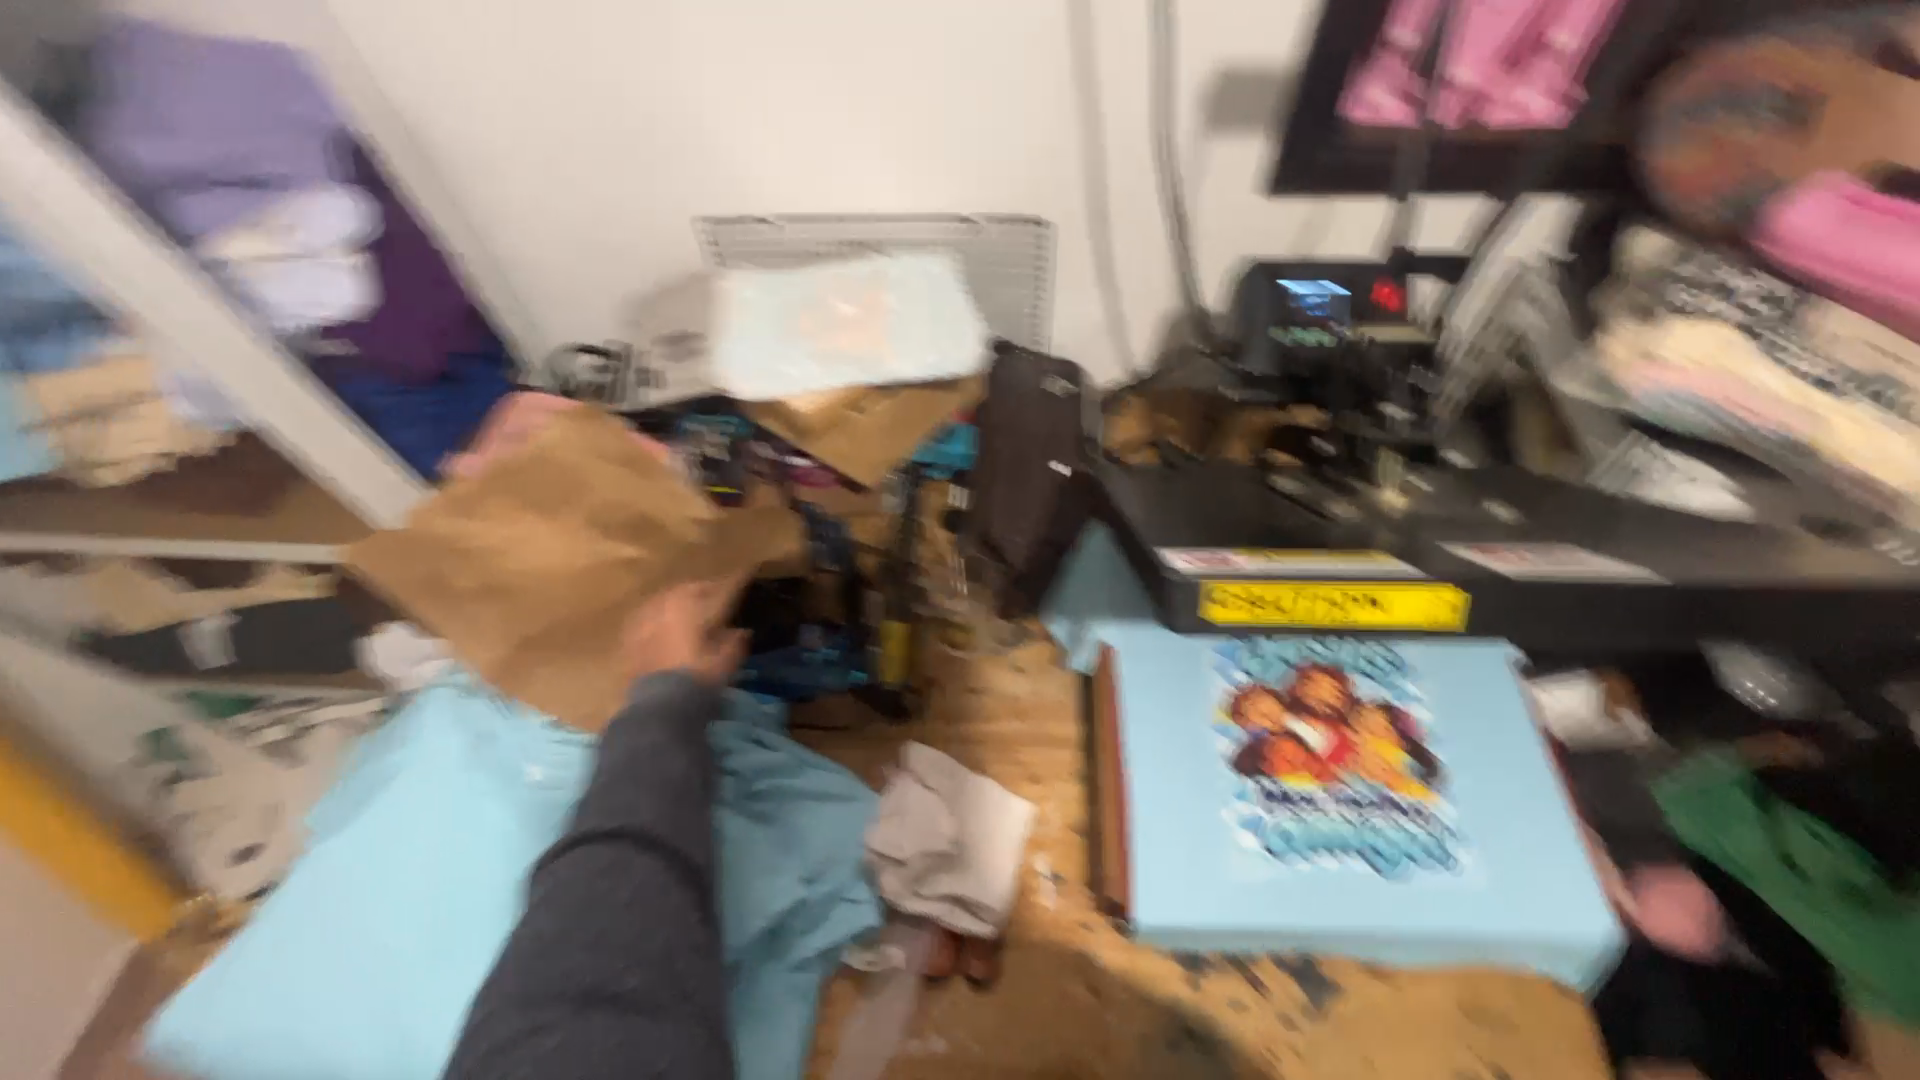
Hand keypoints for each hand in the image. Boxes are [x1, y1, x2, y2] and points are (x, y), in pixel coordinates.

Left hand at [619, 575, 750, 686]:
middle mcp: (670, 605)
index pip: (720, 589)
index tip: (746, 574)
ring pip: (665, 599)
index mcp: (696, 605)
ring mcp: (646, 618)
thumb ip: (735, 641)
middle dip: (703, 589)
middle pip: (689, 588)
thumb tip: (742, 630)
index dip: (735, 582)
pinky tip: (662, 625)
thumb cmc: (699, 677)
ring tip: (687, 608)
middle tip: (714, 595)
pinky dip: (658, 617)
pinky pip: (647, 616)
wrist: (659, 702)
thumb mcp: (727, 661)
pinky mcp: (630, 635)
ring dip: (678, 600)